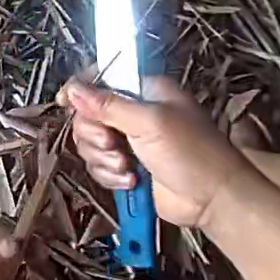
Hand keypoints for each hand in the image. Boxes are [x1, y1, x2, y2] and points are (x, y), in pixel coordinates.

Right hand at [58, 76, 260, 227]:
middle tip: (113, 145)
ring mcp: (129, 140)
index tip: (65, 102)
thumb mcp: (150, 123)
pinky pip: (99, 165)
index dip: (81, 89)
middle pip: (88, 114)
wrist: (214, 200)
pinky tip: (132, 181)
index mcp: (144, 90)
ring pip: (90, 143)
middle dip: (95, 134)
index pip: (102, 79)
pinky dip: (110, 175)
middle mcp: (134, 112)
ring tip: (127, 167)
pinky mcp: (126, 166)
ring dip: (104, 158)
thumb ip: (108, 106)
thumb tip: (73, 89)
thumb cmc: (192, 153)